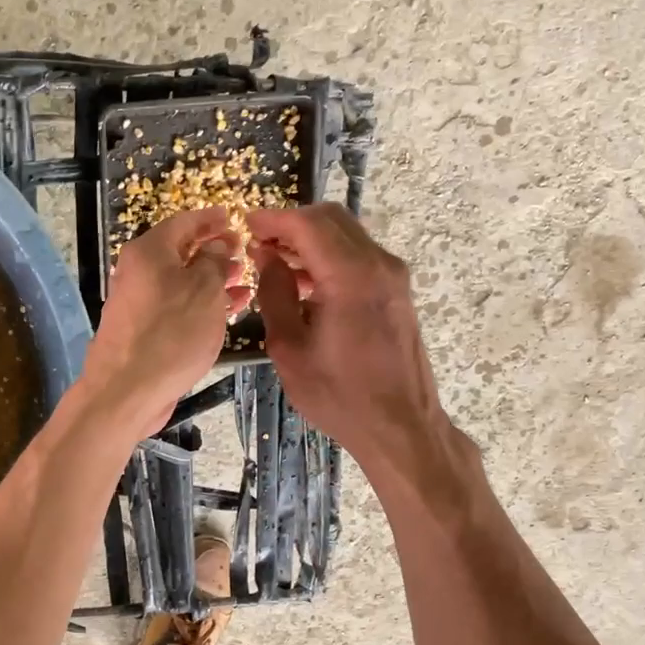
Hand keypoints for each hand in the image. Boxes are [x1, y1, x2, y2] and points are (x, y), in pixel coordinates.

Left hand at [84, 207, 248, 434]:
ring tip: (244, 283)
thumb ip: (214, 262)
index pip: (183, 223)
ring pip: (180, 284)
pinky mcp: (143, 333)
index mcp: (148, 252)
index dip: (211, 219)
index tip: (233, 217)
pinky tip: (228, 311)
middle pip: (179, 254)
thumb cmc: (171, 333)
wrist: (127, 390)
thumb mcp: (204, 290)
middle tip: (243, 253)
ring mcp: (138, 305)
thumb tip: (215, 247)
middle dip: (213, 252)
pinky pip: (176, 309)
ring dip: (212, 282)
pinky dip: (201, 306)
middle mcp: (137, 273)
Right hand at [247, 204, 457, 476]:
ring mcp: (393, 276)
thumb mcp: (289, 348)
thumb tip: (265, 256)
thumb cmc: (338, 395)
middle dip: (291, 224)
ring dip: (310, 240)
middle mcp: (378, 265)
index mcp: (351, 276)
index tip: (245, 223)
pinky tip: (304, 283)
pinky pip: (358, 256)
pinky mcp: (397, 291)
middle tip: (258, 242)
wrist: (399, 425)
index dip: (273, 219)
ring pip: (347, 235)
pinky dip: (329, 257)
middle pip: (331, 219)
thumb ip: (275, 294)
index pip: (308, 224)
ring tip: (274, 263)